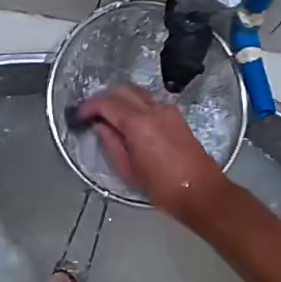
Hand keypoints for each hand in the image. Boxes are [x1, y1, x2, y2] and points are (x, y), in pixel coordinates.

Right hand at [75, 83, 231, 221]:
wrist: (201, 191)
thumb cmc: (162, 187)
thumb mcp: (128, 169)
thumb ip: (111, 143)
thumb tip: (100, 127)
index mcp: (138, 123)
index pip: (107, 103)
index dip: (89, 107)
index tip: (79, 116)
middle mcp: (153, 109)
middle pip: (122, 90)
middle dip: (103, 98)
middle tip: (92, 114)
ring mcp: (167, 110)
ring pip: (137, 92)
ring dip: (120, 98)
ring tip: (109, 116)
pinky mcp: (177, 116)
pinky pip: (150, 101)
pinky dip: (135, 103)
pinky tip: (129, 120)